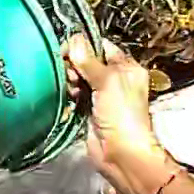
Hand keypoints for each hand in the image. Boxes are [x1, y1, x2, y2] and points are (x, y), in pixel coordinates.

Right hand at [64, 35, 170, 193]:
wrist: (121, 153)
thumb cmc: (122, 114)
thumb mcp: (108, 80)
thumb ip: (89, 60)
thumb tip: (75, 39)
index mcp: (126, 68)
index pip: (102, 47)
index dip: (84, 46)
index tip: (67, 49)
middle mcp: (115, 80)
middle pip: (87, 62)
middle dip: (75, 65)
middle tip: (70, 74)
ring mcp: (102, 96)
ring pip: (79, 79)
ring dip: (70, 80)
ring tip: (70, 88)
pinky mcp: (90, 111)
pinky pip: (75, 96)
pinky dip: (69, 95)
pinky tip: (68, 99)